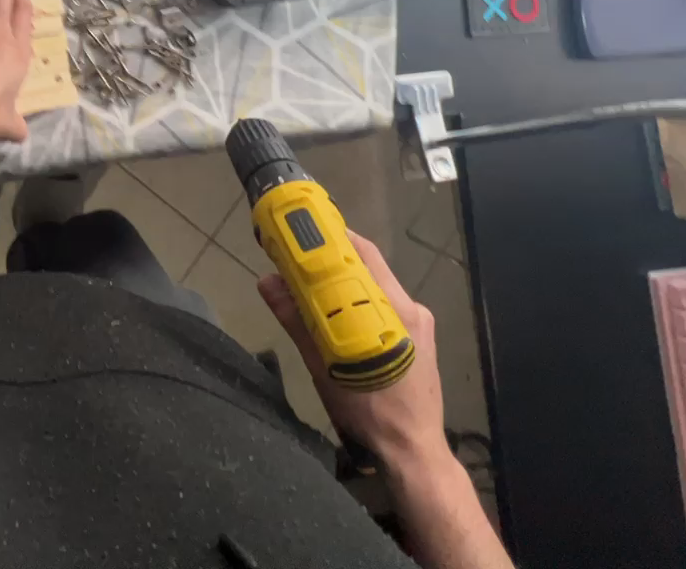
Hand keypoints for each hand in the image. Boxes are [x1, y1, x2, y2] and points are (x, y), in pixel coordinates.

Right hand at [259, 230, 448, 474]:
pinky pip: (385, 306)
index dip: (335, 238)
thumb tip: (267, 282)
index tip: (305, 231)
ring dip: (346, 280)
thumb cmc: (369, 411)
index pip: (365, 255)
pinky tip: (337, 313)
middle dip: (334, 258)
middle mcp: (412, 309)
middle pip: (371, 268)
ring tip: (312, 282)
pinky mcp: (418, 339)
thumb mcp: (325, 367)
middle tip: (300, 254)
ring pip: (377, 287)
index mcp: (397, 310)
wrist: (412, 453)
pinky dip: (359, 300)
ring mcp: (418, 324)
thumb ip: (297, 321)